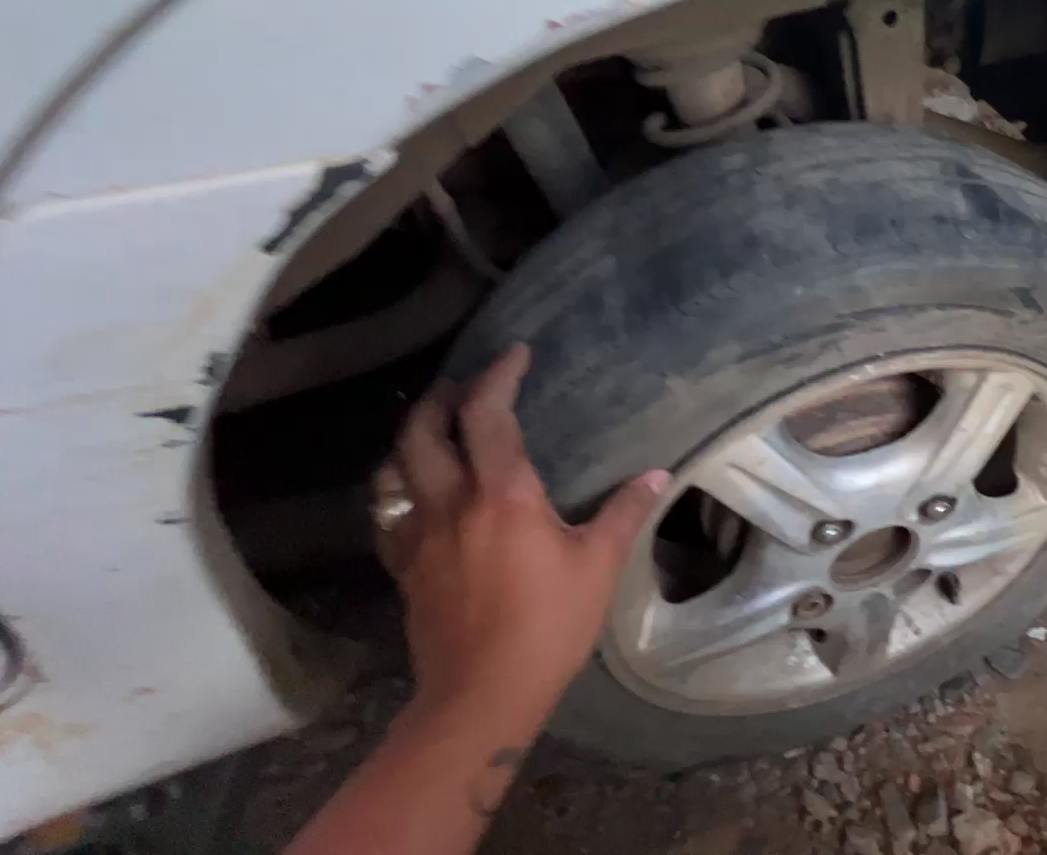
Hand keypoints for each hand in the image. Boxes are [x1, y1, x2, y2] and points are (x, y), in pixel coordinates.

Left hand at [374, 344, 667, 720]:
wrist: (482, 693)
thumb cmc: (550, 623)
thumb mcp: (599, 564)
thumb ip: (625, 512)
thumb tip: (658, 475)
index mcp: (503, 495)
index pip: (489, 417)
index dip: (498, 377)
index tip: (516, 354)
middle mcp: (452, 504)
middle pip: (425, 432)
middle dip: (442, 398)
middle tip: (463, 384)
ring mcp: (420, 536)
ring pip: (395, 469)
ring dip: (412, 437)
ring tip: (433, 427)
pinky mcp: (404, 567)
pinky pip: (388, 512)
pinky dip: (397, 487)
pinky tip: (414, 491)